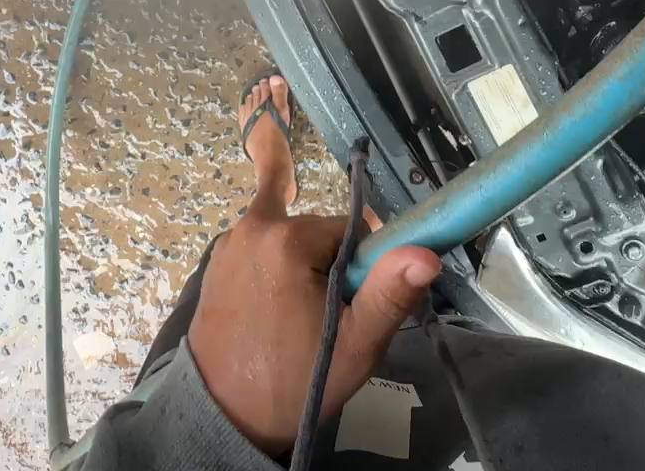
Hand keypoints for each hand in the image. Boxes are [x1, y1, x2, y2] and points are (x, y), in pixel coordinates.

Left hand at [188, 207, 440, 455]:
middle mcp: (255, 227)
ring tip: (296, 315)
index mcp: (289, 239)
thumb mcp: (356, 344)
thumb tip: (426, 254)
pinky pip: (262, 243)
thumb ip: (391, 293)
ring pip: (292, 237)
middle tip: (325, 316)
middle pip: (319, 232)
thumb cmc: (295, 381)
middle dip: (331, 264)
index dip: (360, 266)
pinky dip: (274, 259)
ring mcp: (231, 240)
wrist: (223, 418)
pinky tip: (278, 290)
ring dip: (303, 263)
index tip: (350, 304)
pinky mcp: (217, 259)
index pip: (350, 231)